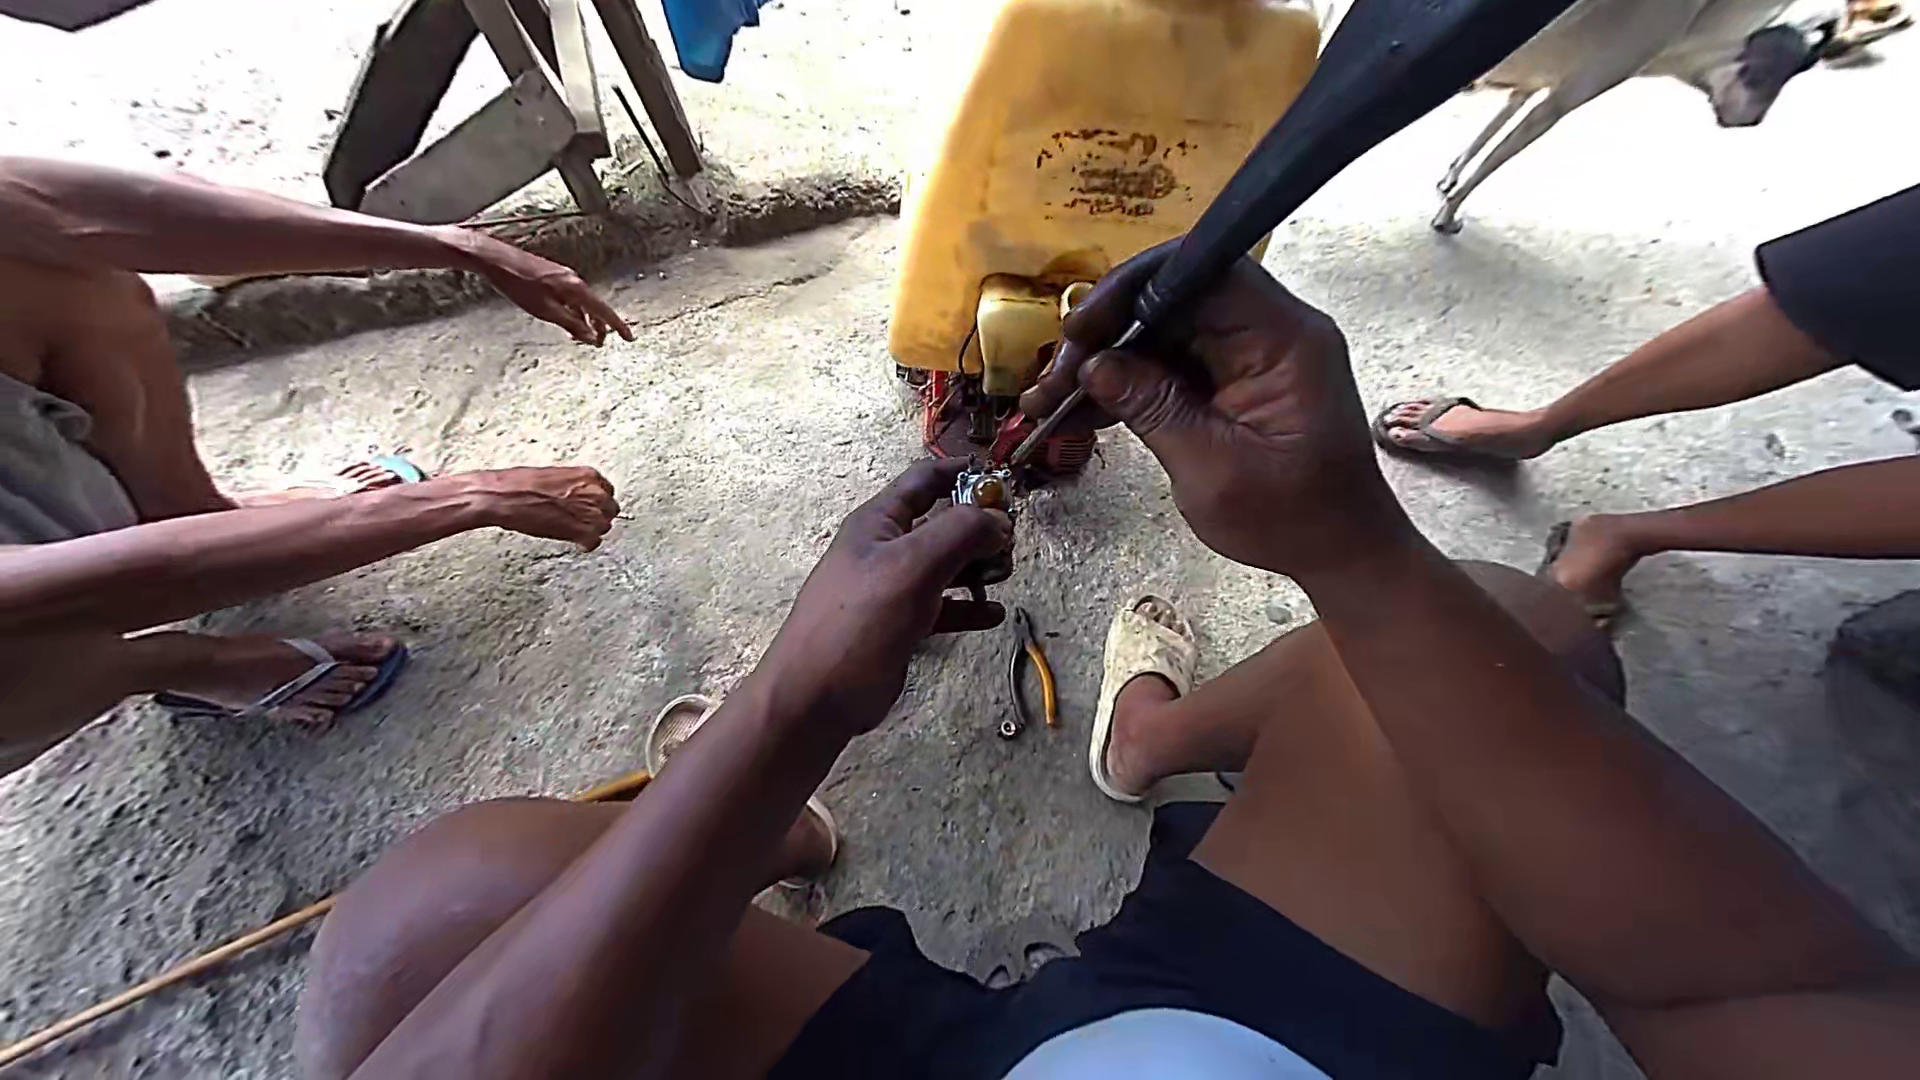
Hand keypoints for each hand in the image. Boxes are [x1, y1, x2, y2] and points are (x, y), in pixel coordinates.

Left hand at [450, 230, 635, 345]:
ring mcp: (564, 277)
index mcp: (576, 289)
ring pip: (583, 304)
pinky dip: (574, 311)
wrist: (491, 257)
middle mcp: (574, 281)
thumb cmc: (516, 284)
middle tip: (597, 344)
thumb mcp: (545, 311)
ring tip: (578, 336)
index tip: (630, 338)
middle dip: (599, 328)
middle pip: (595, 308)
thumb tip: (591, 337)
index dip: (618, 327)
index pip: (604, 312)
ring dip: (584, 320)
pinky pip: (571, 297)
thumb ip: (571, 324)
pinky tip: (565, 319)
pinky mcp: (553, 276)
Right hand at [467, 466, 619, 550]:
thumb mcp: (556, 477)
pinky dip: (584, 544)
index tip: (589, 507)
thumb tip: (578, 497)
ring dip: (591, 530)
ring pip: (604, 527)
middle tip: (580, 521)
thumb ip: (575, 487)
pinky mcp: (584, 531)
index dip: (597, 502)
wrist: (500, 497)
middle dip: (596, 516)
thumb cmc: (518, 485)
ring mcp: (592, 513)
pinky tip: (575, 542)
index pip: (607, 492)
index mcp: (589, 476)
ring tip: (572, 530)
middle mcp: (596, 493)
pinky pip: (594, 542)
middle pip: (609, 510)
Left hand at [759, 459, 1011, 733]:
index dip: (963, 472)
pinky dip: (970, 607)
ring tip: (1002, 576)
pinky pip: (945, 606)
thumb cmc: (862, 619)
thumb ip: (960, 533)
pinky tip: (992, 614)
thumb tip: (1000, 519)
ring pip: (948, 564)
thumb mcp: (913, 564)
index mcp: (880, 521)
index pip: (925, 478)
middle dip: (979, 526)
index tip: (1002, 483)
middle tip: (1007, 544)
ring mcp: (895, 587)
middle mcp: (888, 548)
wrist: (818, 696)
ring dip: (979, 566)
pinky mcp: (903, 624)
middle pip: (944, 522)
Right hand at [1019, 241, 1409, 578]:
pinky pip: (1164, 370)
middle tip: (1053, 380)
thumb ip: (1153, 410)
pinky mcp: (1224, 383)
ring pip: (1157, 338)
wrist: (1331, 549)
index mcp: (1281, 342)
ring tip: (1049, 402)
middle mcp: (1264, 335)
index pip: (1204, 276)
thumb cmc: (1288, 519)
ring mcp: (1242, 359)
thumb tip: (1095, 366)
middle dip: (1103, 337)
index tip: (1080, 330)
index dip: (1132, 289)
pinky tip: (1079, 413)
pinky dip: (1122, 390)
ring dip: (1102, 367)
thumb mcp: (1212, 470)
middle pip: (1170, 304)